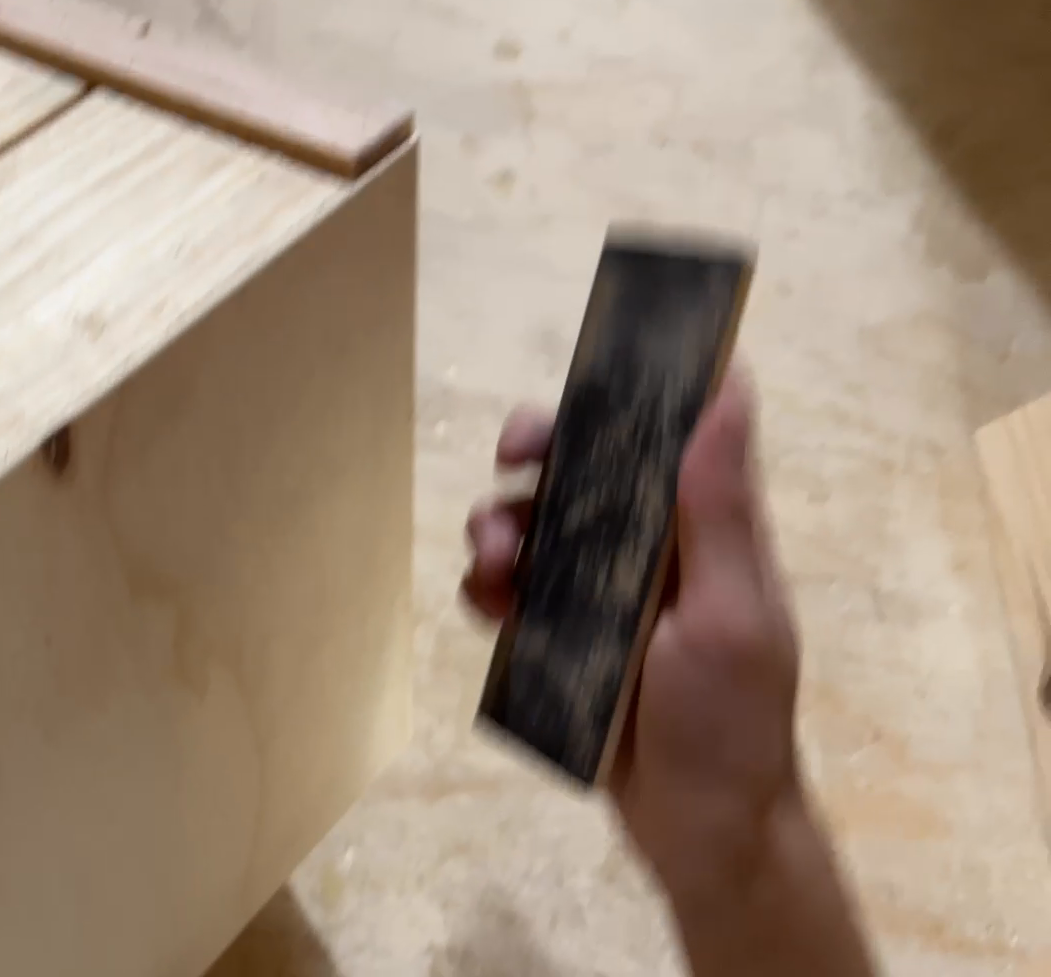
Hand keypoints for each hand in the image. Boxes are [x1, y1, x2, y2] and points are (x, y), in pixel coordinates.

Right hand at [461, 376, 804, 901]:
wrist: (689, 816)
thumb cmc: (726, 714)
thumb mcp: (729, 611)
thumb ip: (718, 511)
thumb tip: (729, 393)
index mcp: (687, 529)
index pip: (641, 441)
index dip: (597, 410)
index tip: (569, 408)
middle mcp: (630, 544)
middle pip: (563, 470)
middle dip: (524, 460)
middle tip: (507, 473)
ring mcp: (580, 584)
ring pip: (516, 522)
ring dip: (491, 530)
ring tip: (494, 570)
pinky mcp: (542, 623)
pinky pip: (493, 584)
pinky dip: (479, 587)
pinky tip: (489, 610)